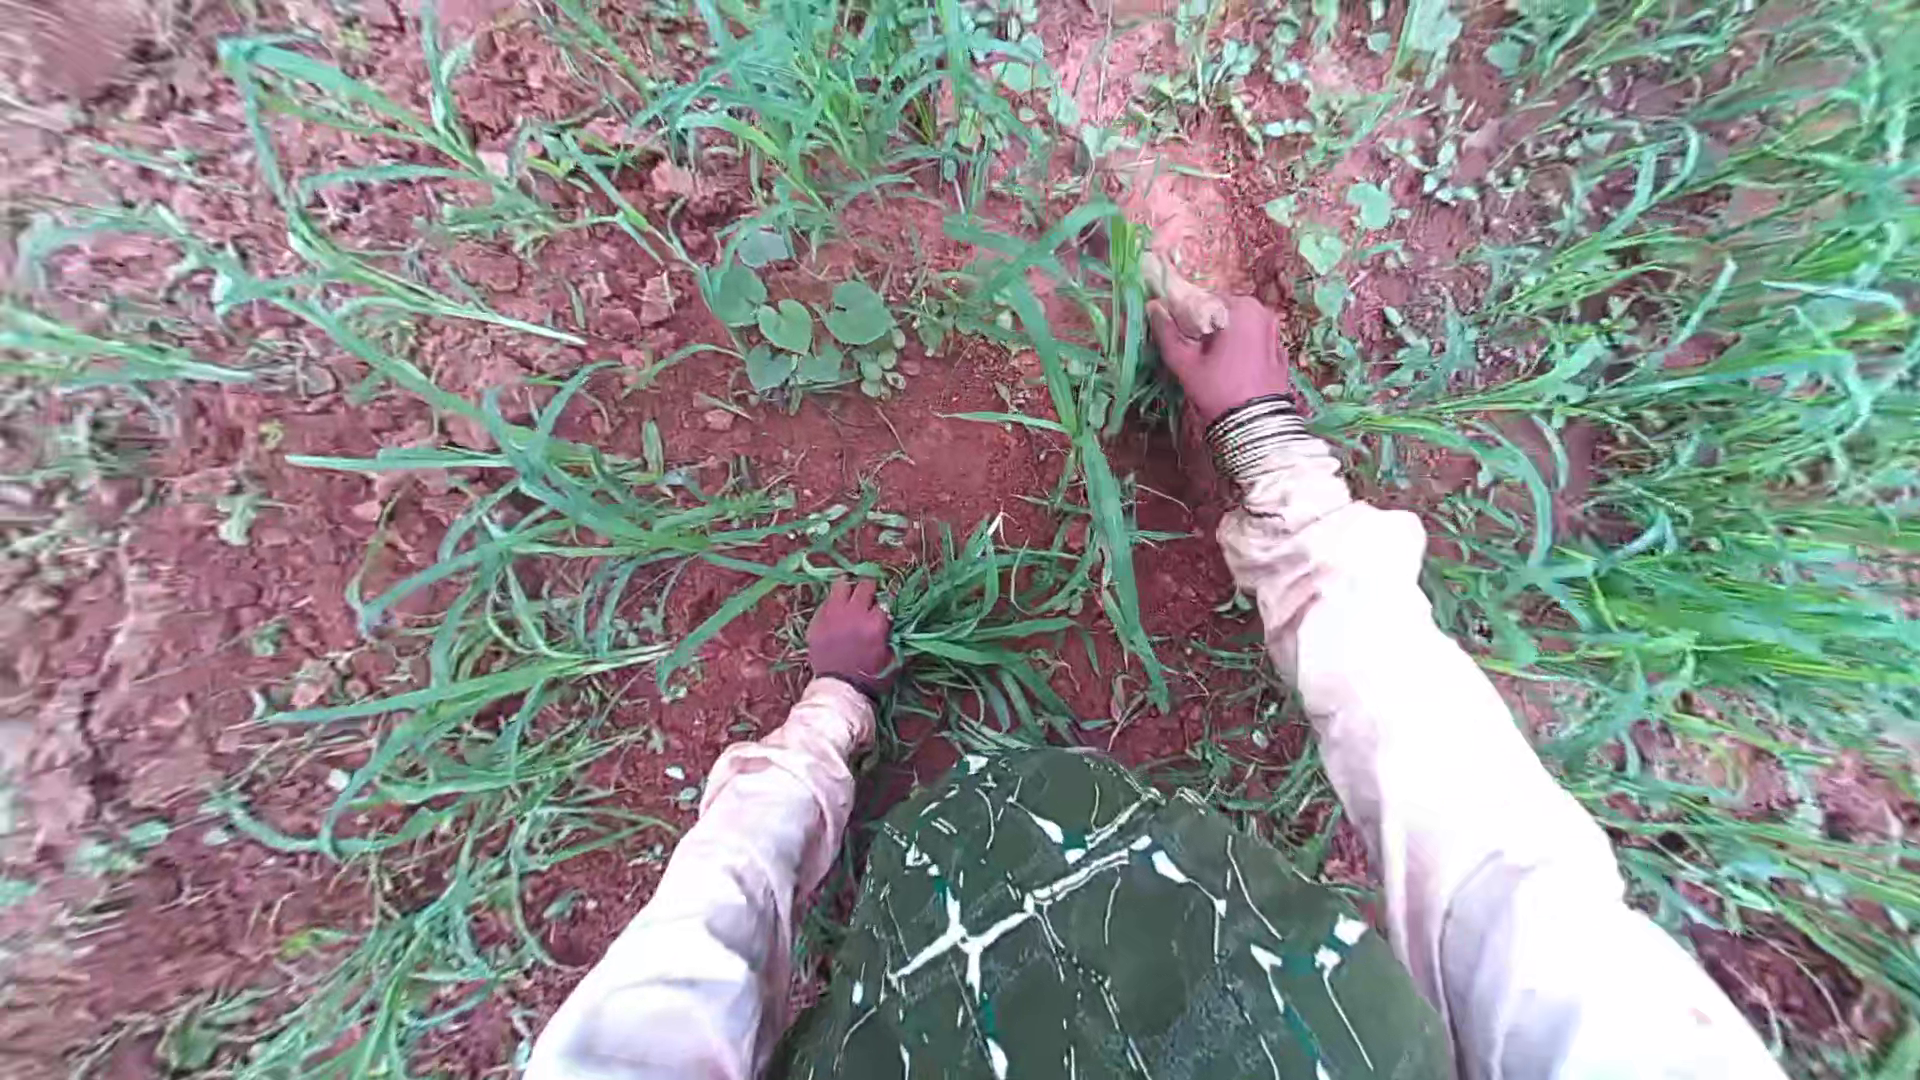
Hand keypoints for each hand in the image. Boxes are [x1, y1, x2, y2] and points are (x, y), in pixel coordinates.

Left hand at [807, 578, 894, 696]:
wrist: (840, 691)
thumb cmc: (870, 678)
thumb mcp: (892, 659)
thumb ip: (894, 638)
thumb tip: (893, 626)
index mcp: (876, 623)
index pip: (885, 600)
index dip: (886, 603)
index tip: (885, 607)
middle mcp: (855, 613)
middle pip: (865, 586)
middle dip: (870, 588)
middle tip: (870, 595)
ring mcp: (834, 615)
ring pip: (841, 586)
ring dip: (849, 589)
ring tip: (851, 595)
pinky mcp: (817, 622)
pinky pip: (826, 602)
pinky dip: (833, 604)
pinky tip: (836, 612)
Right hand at [1148, 295, 1288, 425]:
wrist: (1254, 423)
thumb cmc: (1217, 390)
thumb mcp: (1185, 362)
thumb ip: (1167, 332)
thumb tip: (1153, 307)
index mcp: (1240, 308)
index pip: (1203, 298)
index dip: (1185, 314)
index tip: (1175, 334)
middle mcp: (1262, 312)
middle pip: (1223, 310)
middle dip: (1205, 325)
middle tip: (1190, 349)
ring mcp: (1274, 331)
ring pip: (1238, 325)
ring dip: (1222, 335)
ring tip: (1208, 360)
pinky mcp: (1279, 349)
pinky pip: (1253, 339)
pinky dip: (1239, 346)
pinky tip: (1228, 367)